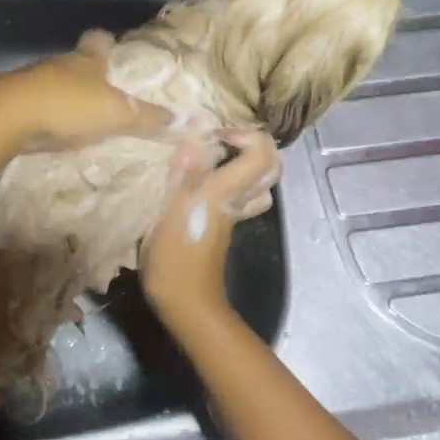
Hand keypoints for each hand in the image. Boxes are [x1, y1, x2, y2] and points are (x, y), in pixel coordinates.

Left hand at [0, 31, 180, 152]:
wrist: (9, 115)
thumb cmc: (70, 106)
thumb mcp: (117, 114)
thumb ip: (148, 118)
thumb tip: (186, 119)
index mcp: (87, 59)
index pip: (98, 41)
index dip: (105, 43)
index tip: (111, 45)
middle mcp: (59, 63)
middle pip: (75, 62)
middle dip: (86, 73)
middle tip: (100, 89)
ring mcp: (32, 81)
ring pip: (53, 82)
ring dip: (64, 95)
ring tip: (78, 114)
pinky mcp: (13, 101)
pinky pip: (35, 104)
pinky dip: (45, 113)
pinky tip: (51, 129)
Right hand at [140, 130, 281, 317]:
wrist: (186, 305)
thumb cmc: (174, 262)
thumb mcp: (170, 215)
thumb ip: (182, 176)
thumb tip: (193, 138)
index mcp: (225, 193)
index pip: (261, 154)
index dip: (247, 135)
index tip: (216, 134)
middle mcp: (235, 202)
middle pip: (269, 167)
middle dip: (253, 145)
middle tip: (222, 139)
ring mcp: (231, 217)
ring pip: (256, 183)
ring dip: (243, 164)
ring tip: (213, 157)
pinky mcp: (221, 228)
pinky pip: (236, 196)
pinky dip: (227, 182)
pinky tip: (199, 183)